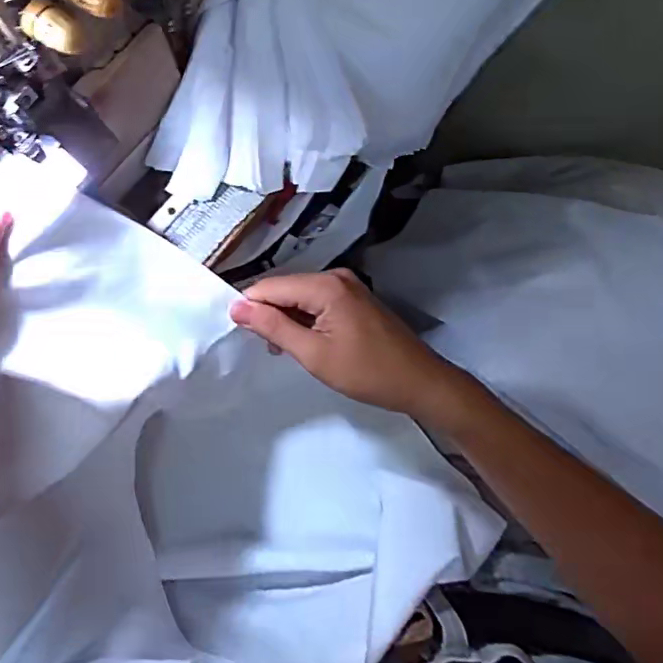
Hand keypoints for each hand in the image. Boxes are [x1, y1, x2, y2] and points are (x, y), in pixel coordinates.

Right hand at [229, 269, 486, 430]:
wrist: (426, 386)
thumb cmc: (368, 373)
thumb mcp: (313, 354)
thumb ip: (272, 327)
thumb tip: (236, 307)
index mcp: (324, 286)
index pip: (268, 287)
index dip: (250, 309)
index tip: (247, 335)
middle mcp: (334, 276)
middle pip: (282, 289)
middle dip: (269, 314)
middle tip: (273, 348)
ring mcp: (347, 285)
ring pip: (297, 296)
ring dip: (287, 319)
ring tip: (290, 348)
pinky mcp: (354, 297)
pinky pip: (314, 300)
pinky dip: (304, 318)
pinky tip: (309, 341)